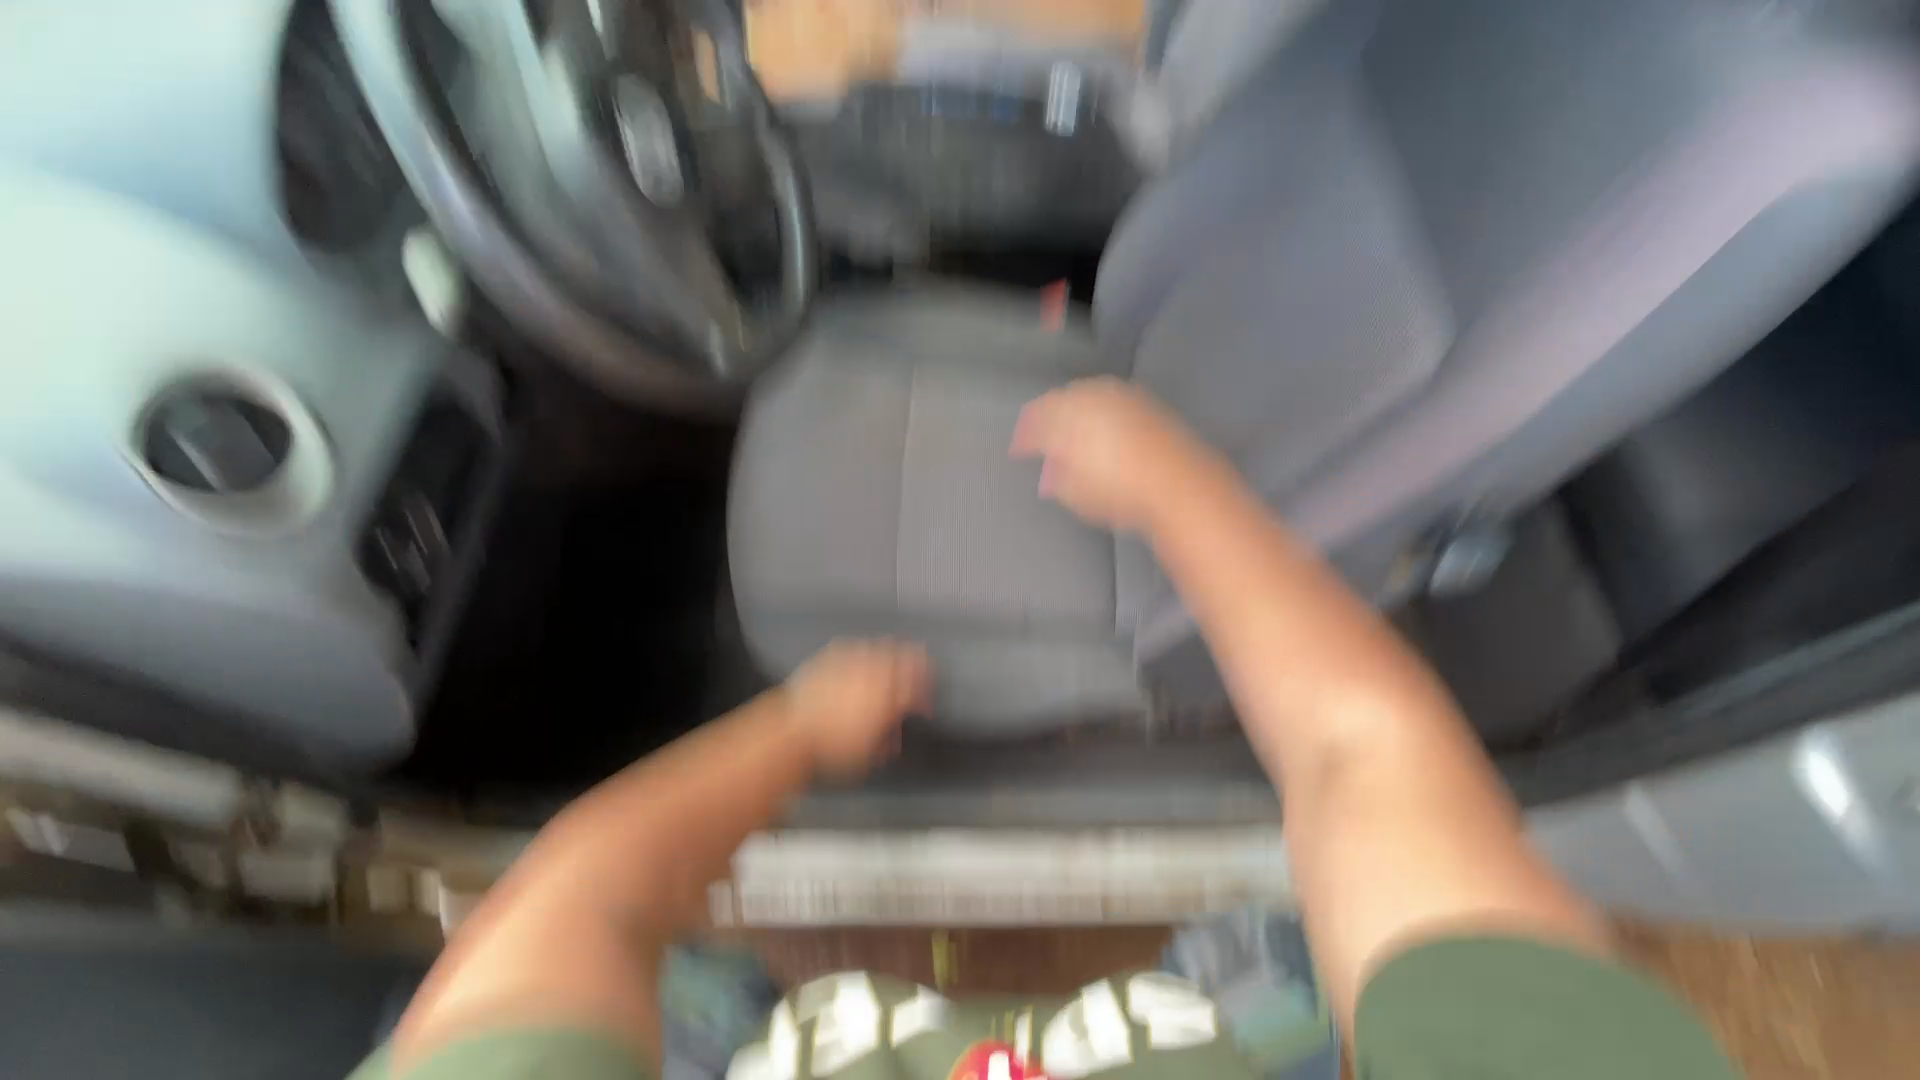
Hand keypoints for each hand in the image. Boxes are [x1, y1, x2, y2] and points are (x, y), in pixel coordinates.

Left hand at [783, 641, 930, 778]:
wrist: (792, 732)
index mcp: (890, 697)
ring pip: (884, 647)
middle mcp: (876, 673)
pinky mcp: (833, 654)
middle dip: (916, 667)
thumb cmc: (832, 748)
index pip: (918, 688)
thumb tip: (894, 736)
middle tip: (916, 676)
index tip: (923, 706)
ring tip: (893, 662)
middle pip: (907, 658)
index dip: (925, 696)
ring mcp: (854, 659)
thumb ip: (887, 740)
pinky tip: (863, 657)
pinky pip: (857, 646)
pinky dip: (865, 651)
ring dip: (893, 655)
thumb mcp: (867, 755)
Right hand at [1010, 377, 1219, 531]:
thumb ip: (1056, 479)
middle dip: (1047, 419)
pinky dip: (1099, 413)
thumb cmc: (1122, 492)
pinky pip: (1110, 401)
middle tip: (1040, 438)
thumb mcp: (1077, 494)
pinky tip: (1101, 432)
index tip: (1018, 450)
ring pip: (1086, 396)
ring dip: (1073, 412)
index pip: (1034, 419)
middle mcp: (1092, 397)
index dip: (1023, 437)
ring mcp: (1121, 396)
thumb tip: (1048, 475)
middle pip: (1059, 402)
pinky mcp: (1146, 403)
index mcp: (1066, 415)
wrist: (1181, 487)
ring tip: (1069, 434)